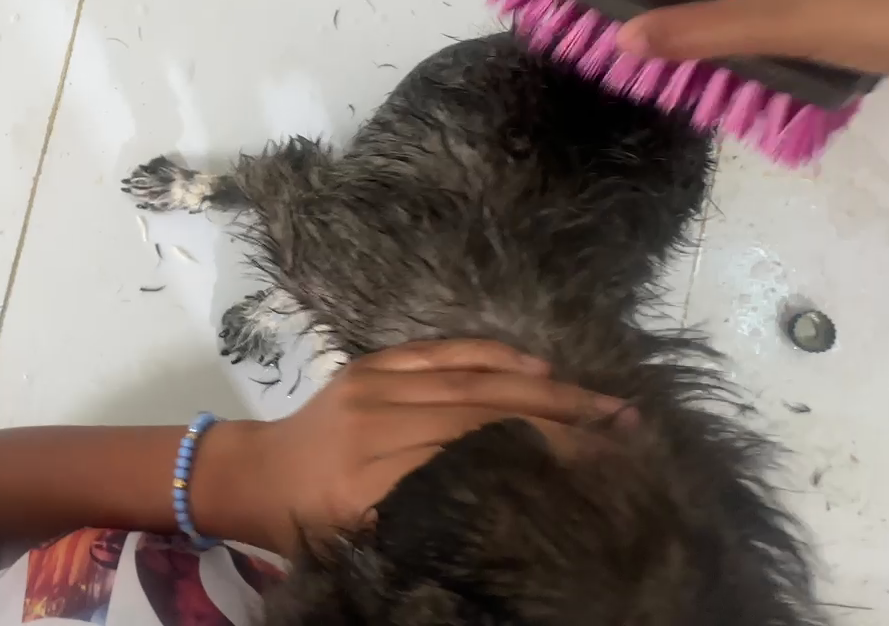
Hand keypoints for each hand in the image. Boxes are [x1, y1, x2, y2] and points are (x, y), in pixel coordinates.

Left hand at [191, 340, 625, 554]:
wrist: (262, 471)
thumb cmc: (319, 519)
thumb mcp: (379, 537)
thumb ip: (443, 515)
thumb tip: (529, 499)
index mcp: (377, 478)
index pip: (476, 454)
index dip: (543, 454)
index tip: (607, 467)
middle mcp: (376, 422)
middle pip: (480, 410)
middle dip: (558, 417)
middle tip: (625, 428)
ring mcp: (369, 383)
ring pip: (465, 377)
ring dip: (537, 385)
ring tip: (598, 399)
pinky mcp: (366, 364)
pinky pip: (434, 352)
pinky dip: (486, 355)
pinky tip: (533, 365)